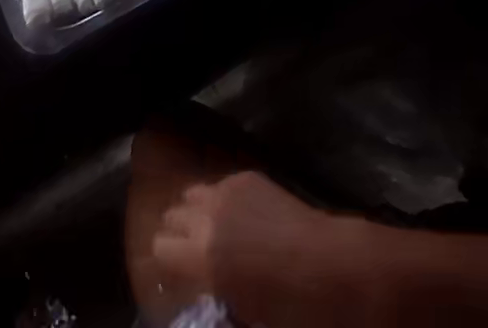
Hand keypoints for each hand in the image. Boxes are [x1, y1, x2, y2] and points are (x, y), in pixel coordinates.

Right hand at [150, 171, 360, 327]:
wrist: (328, 263)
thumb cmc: (288, 304)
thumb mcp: (242, 310)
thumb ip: (213, 290)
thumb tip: (204, 283)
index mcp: (201, 258)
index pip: (160, 248)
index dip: (167, 260)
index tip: (176, 271)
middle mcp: (207, 217)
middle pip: (172, 215)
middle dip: (178, 232)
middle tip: (193, 249)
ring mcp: (227, 191)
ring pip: (193, 192)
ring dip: (197, 209)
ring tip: (212, 226)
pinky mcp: (248, 177)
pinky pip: (221, 183)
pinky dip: (223, 197)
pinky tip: (240, 211)